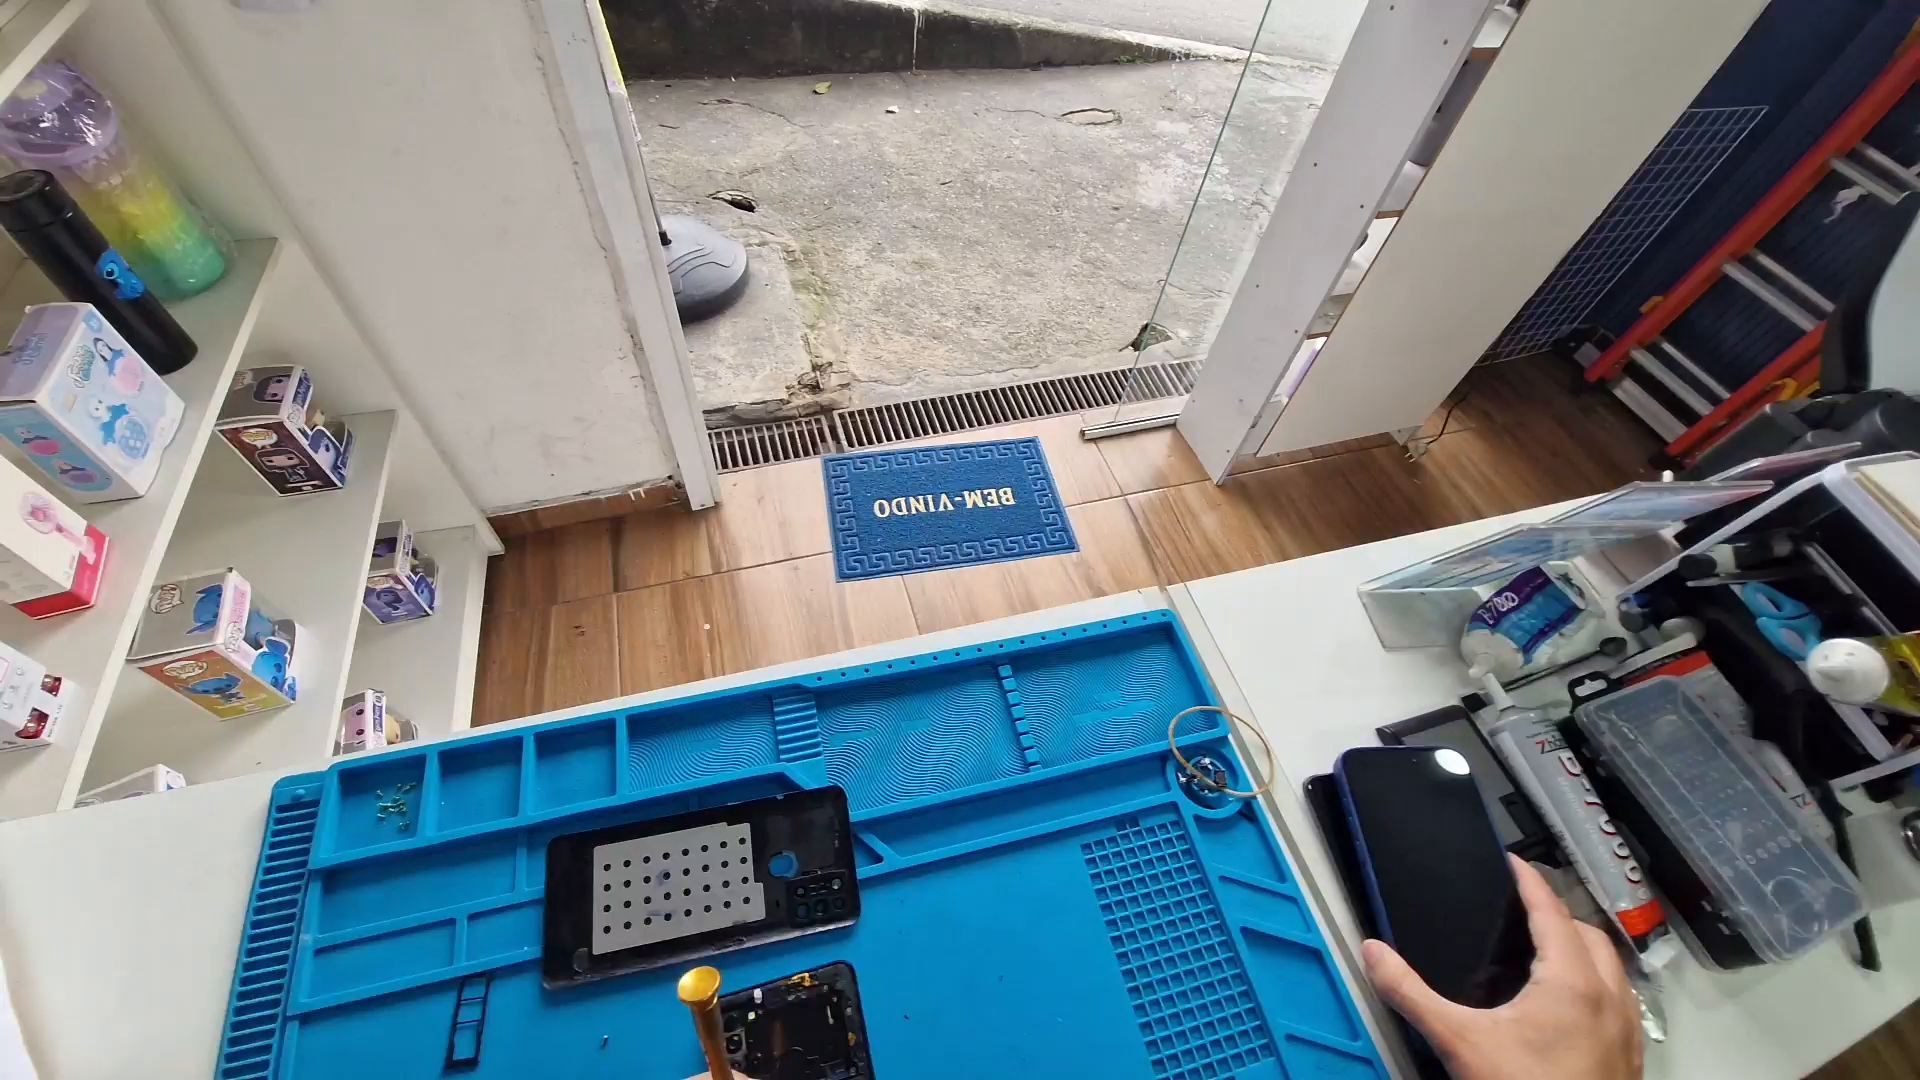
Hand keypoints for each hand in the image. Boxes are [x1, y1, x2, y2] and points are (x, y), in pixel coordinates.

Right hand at [1361, 855, 1642, 1079]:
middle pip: (1590, 936)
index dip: (1530, 881)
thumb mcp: (1456, 1040)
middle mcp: (1609, 1001)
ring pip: (1614, 971)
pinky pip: (1620, 1002)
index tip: (1509, 860)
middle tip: (1518, 906)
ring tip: (1542, 947)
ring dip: (1582, 949)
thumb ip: (1410, 992)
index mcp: (1571, 983)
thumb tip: (1370, 949)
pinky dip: (1595, 982)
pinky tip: (1564, 1002)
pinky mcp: (1630, 1062)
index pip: (1552, 913)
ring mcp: (1627, 1035)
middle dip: (1557, 913)